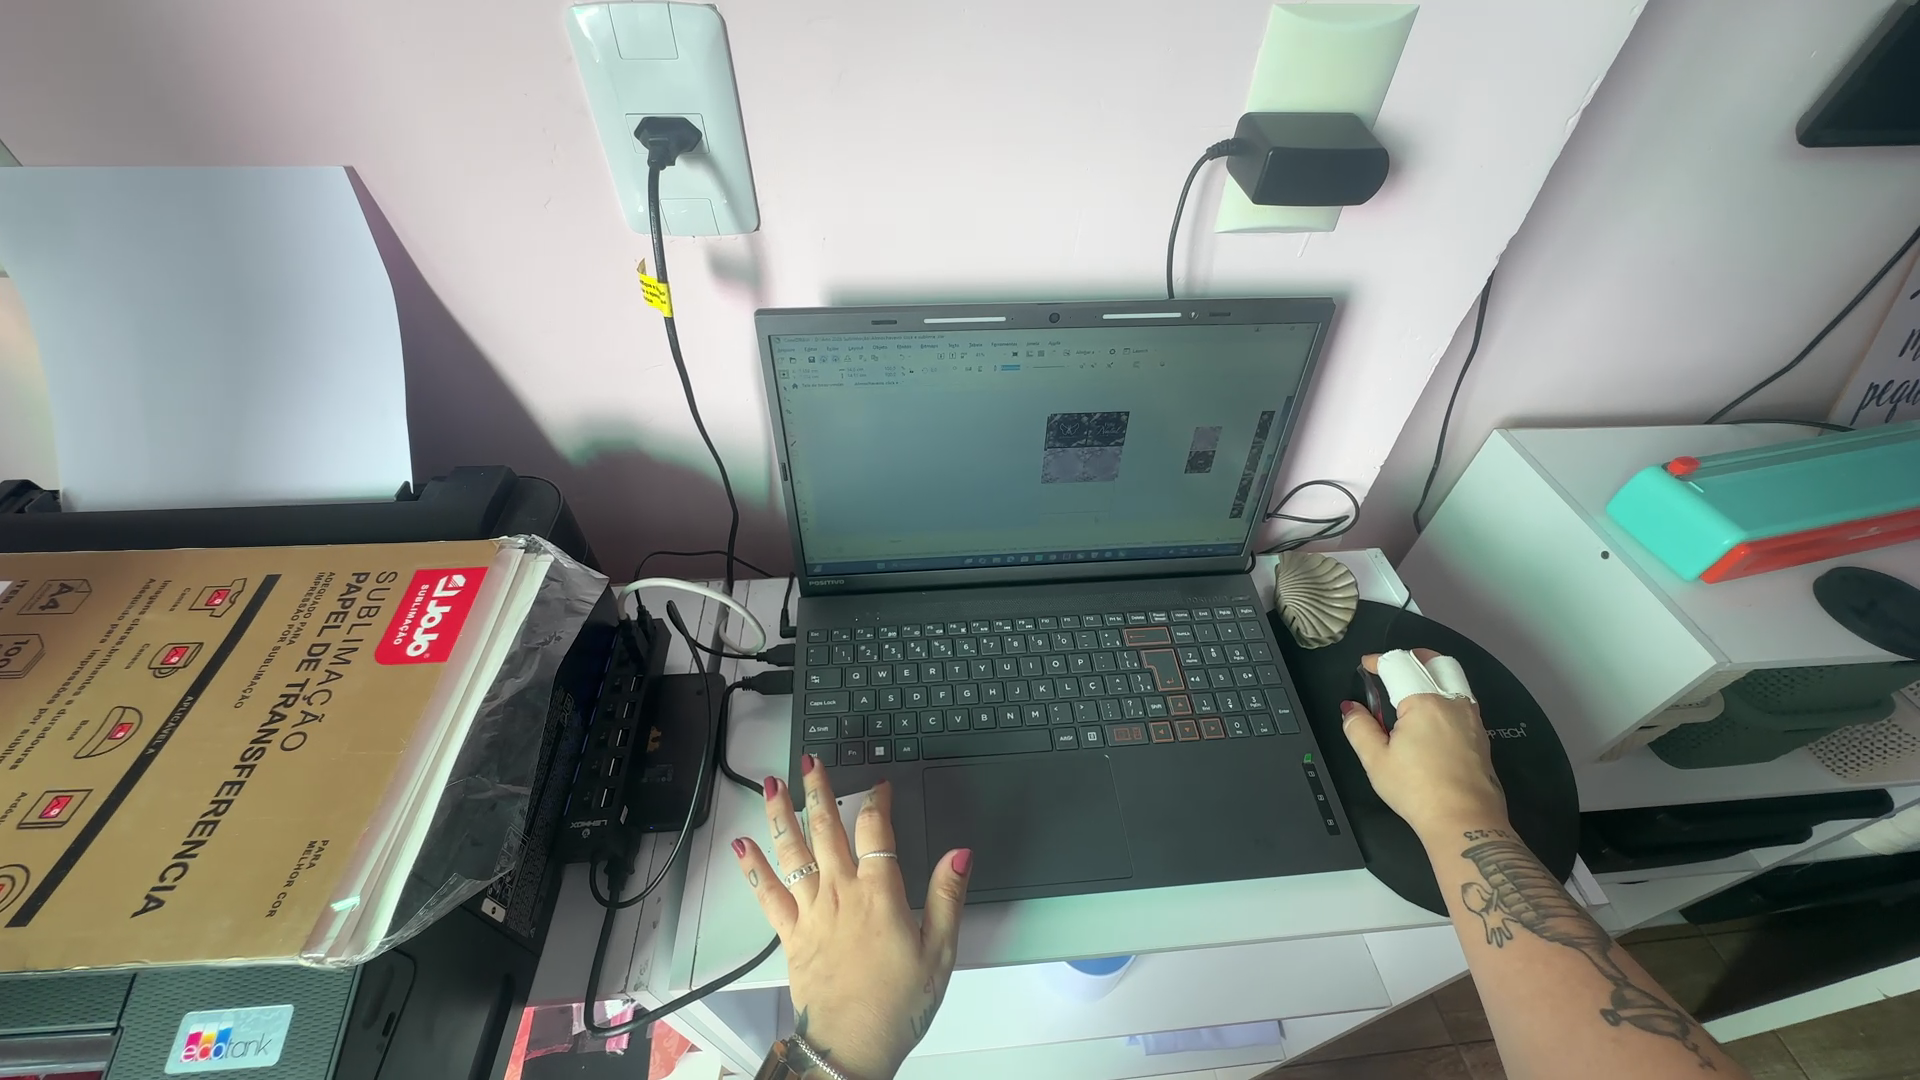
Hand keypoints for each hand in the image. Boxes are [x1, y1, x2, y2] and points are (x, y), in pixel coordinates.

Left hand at [732, 755, 971, 1079]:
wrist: (850, 1050)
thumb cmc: (897, 1004)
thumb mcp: (939, 951)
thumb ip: (948, 896)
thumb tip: (960, 853)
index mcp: (878, 894)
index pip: (876, 830)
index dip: (877, 800)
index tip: (879, 784)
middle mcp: (840, 894)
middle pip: (826, 829)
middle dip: (818, 790)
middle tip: (810, 762)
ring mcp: (811, 912)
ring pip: (792, 852)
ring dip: (780, 815)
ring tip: (771, 785)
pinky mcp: (791, 935)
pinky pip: (767, 895)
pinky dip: (753, 868)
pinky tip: (742, 846)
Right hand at [1341, 649, 1508, 844]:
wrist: (1465, 823)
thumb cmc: (1418, 790)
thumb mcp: (1375, 759)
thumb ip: (1358, 727)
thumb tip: (1351, 709)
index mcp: (1425, 702)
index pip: (1399, 665)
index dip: (1377, 660)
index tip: (1365, 666)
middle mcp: (1453, 704)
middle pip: (1436, 662)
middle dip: (1411, 657)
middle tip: (1391, 666)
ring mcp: (1473, 719)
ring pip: (1454, 680)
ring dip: (1431, 674)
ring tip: (1409, 688)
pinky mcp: (1482, 736)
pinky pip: (1462, 700)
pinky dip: (1444, 694)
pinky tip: (1429, 715)